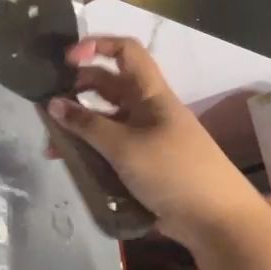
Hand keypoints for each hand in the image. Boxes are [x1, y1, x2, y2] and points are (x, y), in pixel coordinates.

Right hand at [45, 36, 263, 245]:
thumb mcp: (124, 146)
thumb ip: (86, 124)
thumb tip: (52, 104)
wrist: (220, 224)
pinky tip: (69, 163)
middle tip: (49, 106)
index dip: (95, 45)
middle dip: (75, 90)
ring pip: (102, 118)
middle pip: (106, 85)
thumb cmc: (176, 172)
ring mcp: (144, 136)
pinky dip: (87, 149)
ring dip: (76, 126)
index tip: (65, 60)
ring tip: (52, 145)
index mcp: (150, 94)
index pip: (126, 51)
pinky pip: (107, 146)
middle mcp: (146, 109)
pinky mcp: (141, 162)